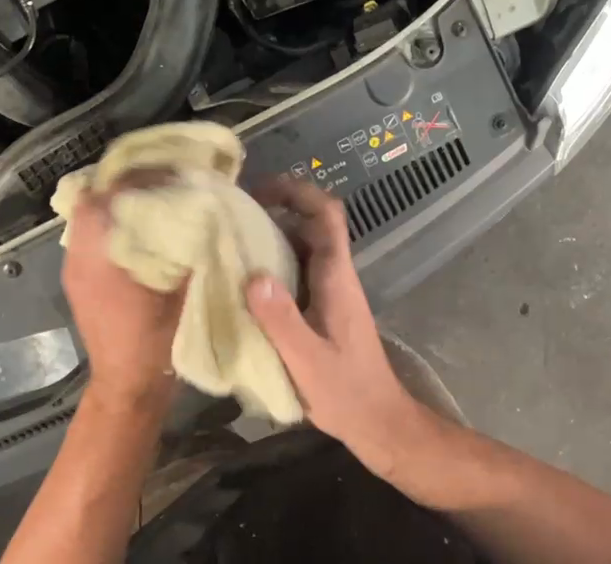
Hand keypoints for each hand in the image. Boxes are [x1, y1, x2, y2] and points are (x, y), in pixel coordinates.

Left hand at [63, 190, 184, 409]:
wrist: (128, 386)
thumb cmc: (157, 339)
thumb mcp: (183, 287)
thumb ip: (189, 244)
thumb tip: (206, 206)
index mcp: (100, 254)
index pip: (107, 194)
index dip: (137, 176)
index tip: (168, 172)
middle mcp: (78, 256)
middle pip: (93, 199)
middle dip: (126, 185)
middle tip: (163, 181)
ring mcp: (74, 269)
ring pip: (90, 217)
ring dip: (118, 204)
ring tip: (155, 200)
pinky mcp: (78, 281)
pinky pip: (91, 237)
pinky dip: (113, 225)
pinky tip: (143, 231)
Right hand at [244, 180, 434, 476]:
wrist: (378, 421)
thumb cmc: (346, 391)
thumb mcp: (306, 358)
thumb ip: (280, 319)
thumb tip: (253, 274)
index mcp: (336, 277)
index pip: (326, 215)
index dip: (299, 192)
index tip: (262, 189)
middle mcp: (335, 275)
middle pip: (312, 224)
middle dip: (279, 208)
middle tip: (235, 211)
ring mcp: (331, 291)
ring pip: (304, 247)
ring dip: (274, 235)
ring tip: (232, 239)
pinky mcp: (323, 308)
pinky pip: (298, 271)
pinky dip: (274, 263)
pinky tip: (245, 280)